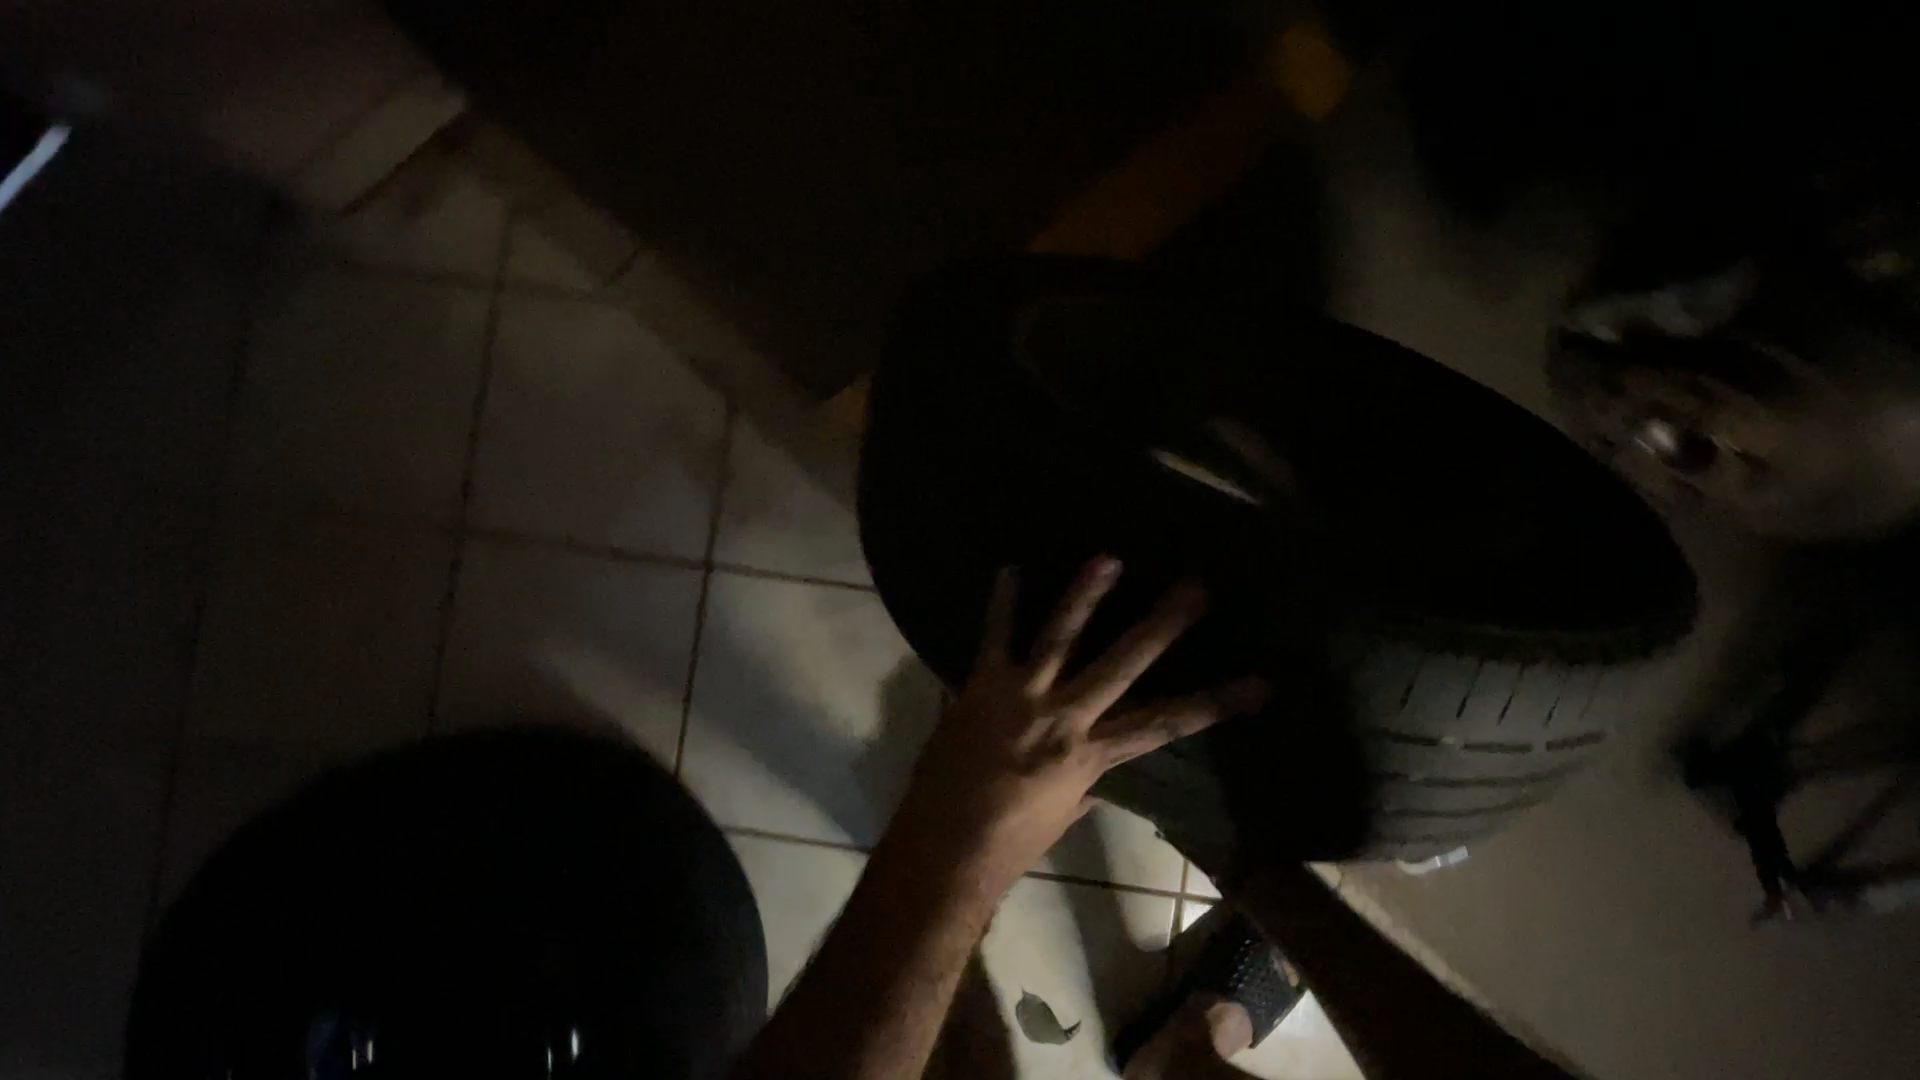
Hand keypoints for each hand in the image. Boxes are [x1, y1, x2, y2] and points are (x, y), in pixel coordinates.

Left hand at [888, 556, 1269, 892]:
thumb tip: (1096, 767)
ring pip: (1061, 636)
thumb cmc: (1011, 841)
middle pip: (1123, 665)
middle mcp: (1065, 717)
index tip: (1261, 684)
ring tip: (1109, 558)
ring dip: (1085, 595)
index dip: (1217, 703)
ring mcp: (1022, 695)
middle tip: (1195, 587)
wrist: (947, 845)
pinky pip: (994, 636)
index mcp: (1091, 756)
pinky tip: (1008, 568)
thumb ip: (1085, 781)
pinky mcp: (982, 685)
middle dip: (1162, 625)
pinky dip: (1001, 603)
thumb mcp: (1062, 813)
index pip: (1166, 724)